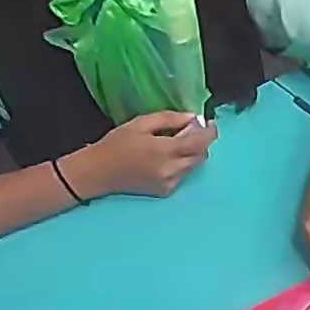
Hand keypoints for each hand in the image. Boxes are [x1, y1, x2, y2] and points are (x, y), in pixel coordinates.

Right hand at [62, 111, 215, 198]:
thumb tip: (193, 118)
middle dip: (201, 141)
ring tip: (175, 142)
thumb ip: (169, 119)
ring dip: (191, 152)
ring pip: (194, 166)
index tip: (209, 123)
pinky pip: (183, 175)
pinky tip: (165, 158)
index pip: (200, 142)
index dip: (209, 132)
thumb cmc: (117, 144)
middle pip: (201, 155)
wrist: (99, 172)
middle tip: (191, 130)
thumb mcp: (141, 123)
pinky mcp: (166, 191)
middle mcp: (171, 170)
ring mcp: (170, 183)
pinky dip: (182, 164)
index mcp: (164, 151)